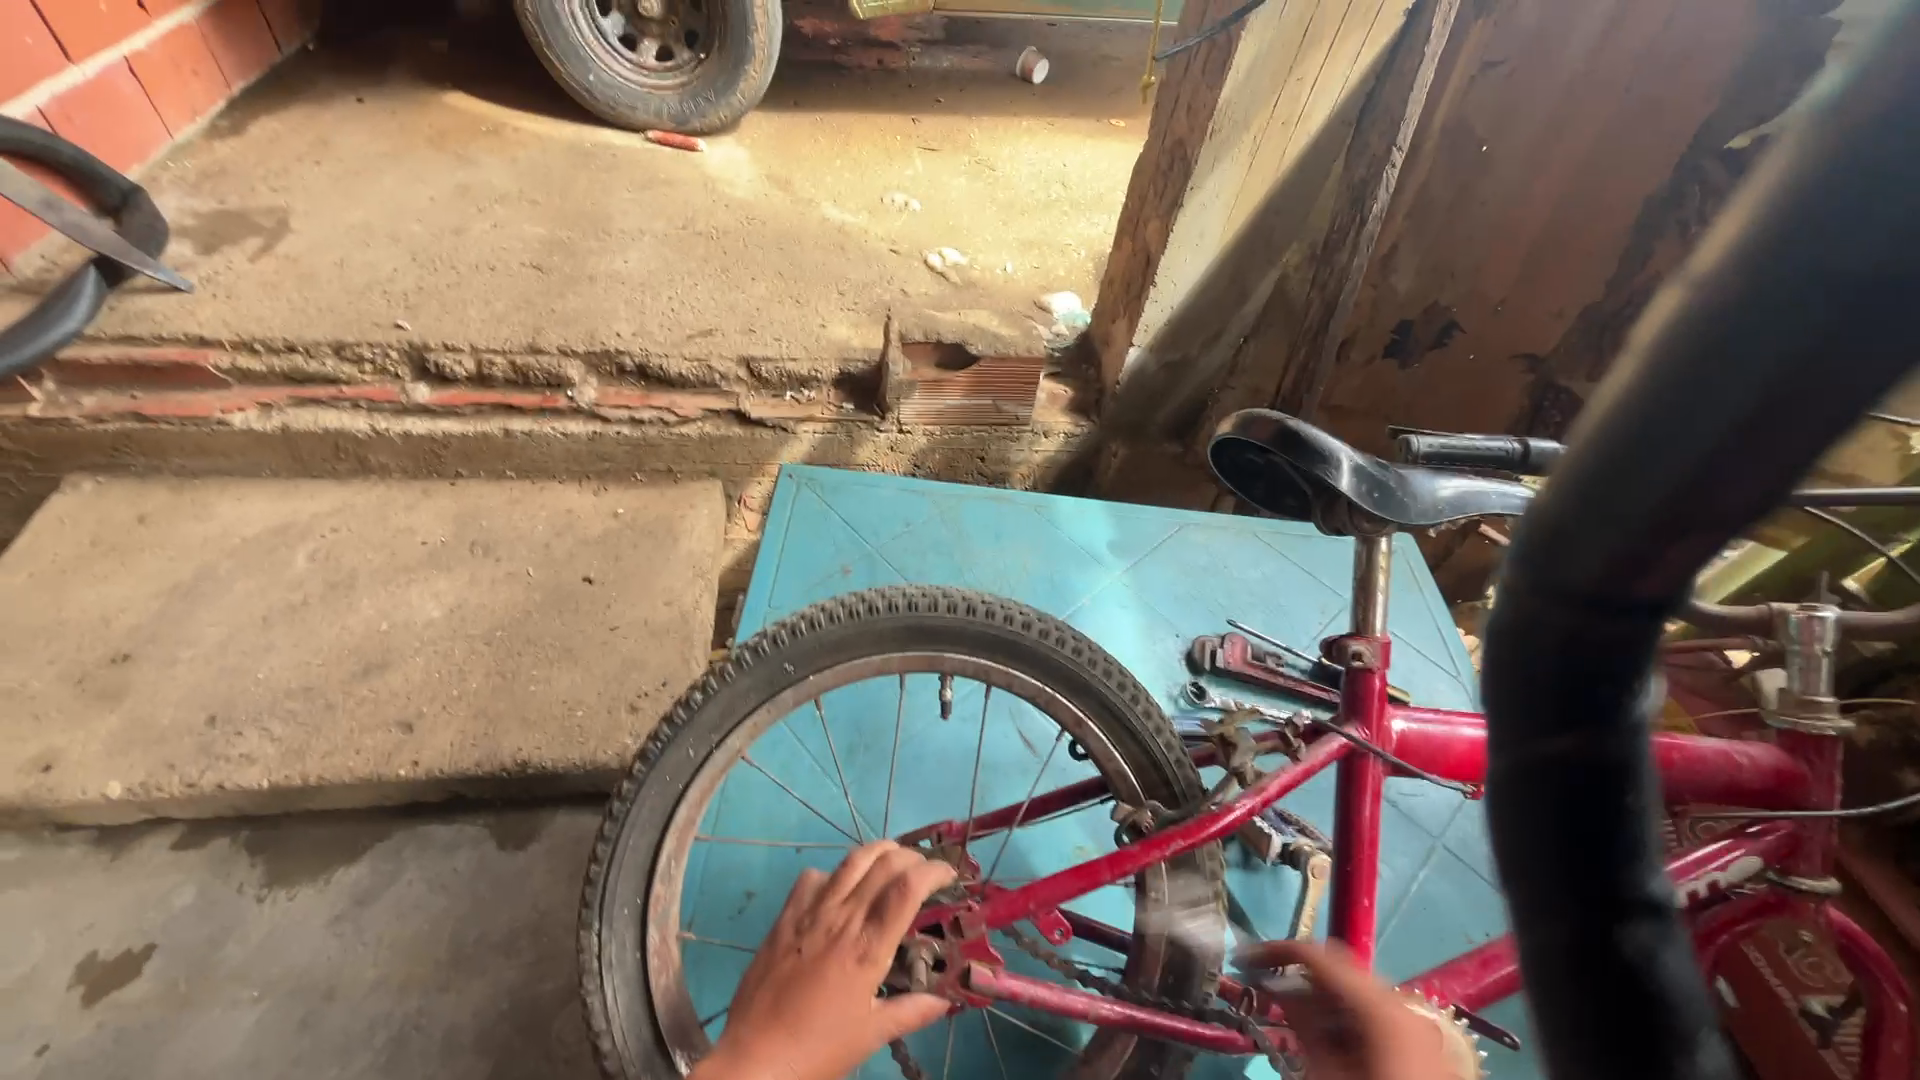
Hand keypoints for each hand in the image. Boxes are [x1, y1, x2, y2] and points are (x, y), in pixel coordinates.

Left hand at [691, 840, 959, 1079]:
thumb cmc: (817, 1050)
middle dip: (911, 856)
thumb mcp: (870, 1035)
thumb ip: (911, 1011)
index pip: (908, 888)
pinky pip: (812, 878)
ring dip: (877, 852)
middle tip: (923, 869)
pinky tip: (838, 888)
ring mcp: (810, 913)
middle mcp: (842, 918)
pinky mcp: (784, 917)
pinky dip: (833, 873)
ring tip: (891, 860)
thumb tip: (946, 1000)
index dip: (933, 871)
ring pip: (850, 861)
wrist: (753, 1059)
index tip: (947, 875)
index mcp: (868, 947)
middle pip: (884, 863)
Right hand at [1236, 940, 1463, 1079]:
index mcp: (1380, 1006)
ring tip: (1290, 1021)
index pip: (1318, 954)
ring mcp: (1415, 1024)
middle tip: (1262, 991)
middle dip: (1297, 977)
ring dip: (1318, 999)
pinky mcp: (1420, 1045)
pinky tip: (1325, 1041)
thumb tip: (1276, 987)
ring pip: (1353, 992)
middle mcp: (1401, 1004)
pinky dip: (1342, 1017)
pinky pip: (1371, 1013)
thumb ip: (1302, 1023)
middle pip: (1337, 971)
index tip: (1242, 960)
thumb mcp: (1327, 1074)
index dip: (1275, 951)